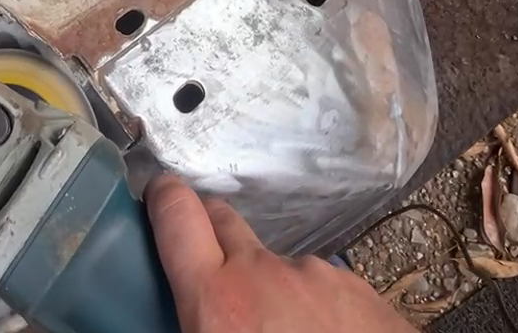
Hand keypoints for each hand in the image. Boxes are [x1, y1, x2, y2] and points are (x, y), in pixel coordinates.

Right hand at [147, 176, 412, 332]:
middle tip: (209, 272)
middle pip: (221, 218)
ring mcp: (316, 276)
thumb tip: (182, 321)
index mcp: (218, 302)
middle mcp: (263, 273)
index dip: (163, 198)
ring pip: (275, 262)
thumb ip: (190, 328)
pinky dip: (314, 307)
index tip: (157, 198)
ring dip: (269, 285)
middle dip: (209, 233)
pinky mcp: (360, 289)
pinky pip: (321, 285)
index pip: (176, 213)